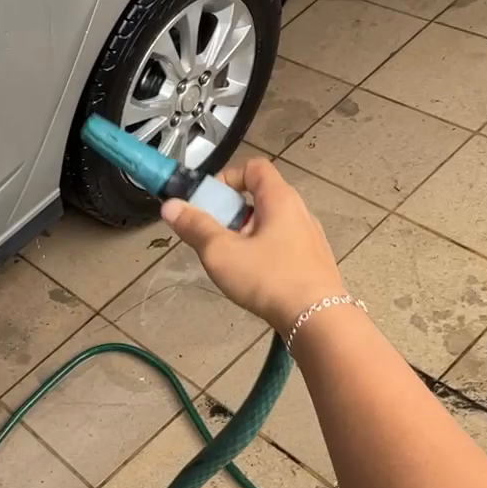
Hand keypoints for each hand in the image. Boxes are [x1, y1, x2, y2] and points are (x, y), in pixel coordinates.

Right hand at [161, 155, 344, 332]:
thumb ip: (194, 226)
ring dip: (244, 234)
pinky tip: (253, 277)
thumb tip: (170, 206)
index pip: (254, 167)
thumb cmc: (267, 279)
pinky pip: (280, 244)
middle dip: (230, 212)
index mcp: (279, 199)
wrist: (316, 319)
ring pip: (268, 223)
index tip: (209, 203)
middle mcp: (298, 211)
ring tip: (230, 261)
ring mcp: (309, 237)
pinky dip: (261, 251)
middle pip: (259, 196)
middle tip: (213, 237)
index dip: (227, 178)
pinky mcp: (312, 261)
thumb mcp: (221, 252)